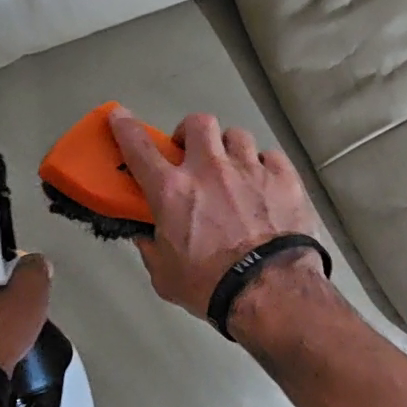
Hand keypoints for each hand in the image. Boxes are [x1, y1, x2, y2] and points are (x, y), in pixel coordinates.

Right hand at [109, 107, 327, 325]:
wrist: (269, 289)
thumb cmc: (210, 286)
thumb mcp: (165, 275)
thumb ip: (152, 250)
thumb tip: (146, 237)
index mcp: (173, 191)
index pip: (140, 149)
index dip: (126, 128)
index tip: (121, 117)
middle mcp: (210, 169)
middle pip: (198, 124)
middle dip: (191, 133)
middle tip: (193, 153)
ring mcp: (251, 170)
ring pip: (237, 135)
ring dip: (230, 149)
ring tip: (234, 170)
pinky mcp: (285, 179)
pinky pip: (272, 157)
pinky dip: (266, 167)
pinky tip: (266, 184)